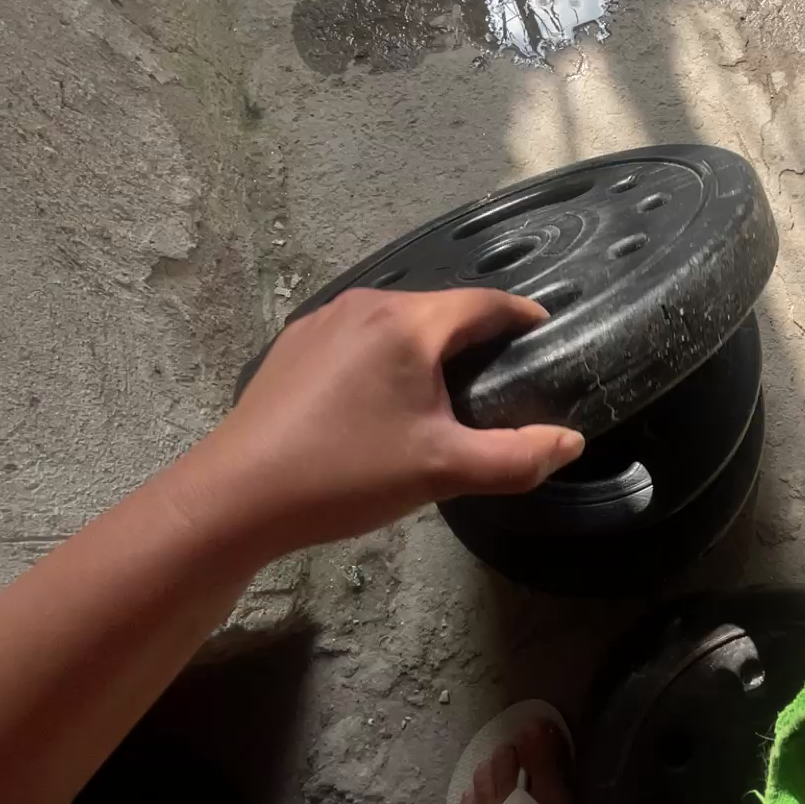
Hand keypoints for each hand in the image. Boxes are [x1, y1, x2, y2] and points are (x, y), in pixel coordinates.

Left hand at [160, 288, 584, 560]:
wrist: (232, 500)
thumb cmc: (346, 473)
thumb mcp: (445, 470)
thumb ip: (519, 457)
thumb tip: (572, 442)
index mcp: (408, 323)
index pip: (485, 303)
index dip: (523, 315)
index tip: (548, 333)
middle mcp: (367, 305)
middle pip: (444, 309)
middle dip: (480, 334)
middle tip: (505, 372)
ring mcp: (324, 321)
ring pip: (403, 320)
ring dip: (434, 343)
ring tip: (451, 385)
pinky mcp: (296, 344)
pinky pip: (366, 334)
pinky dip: (394, 351)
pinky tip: (388, 393)